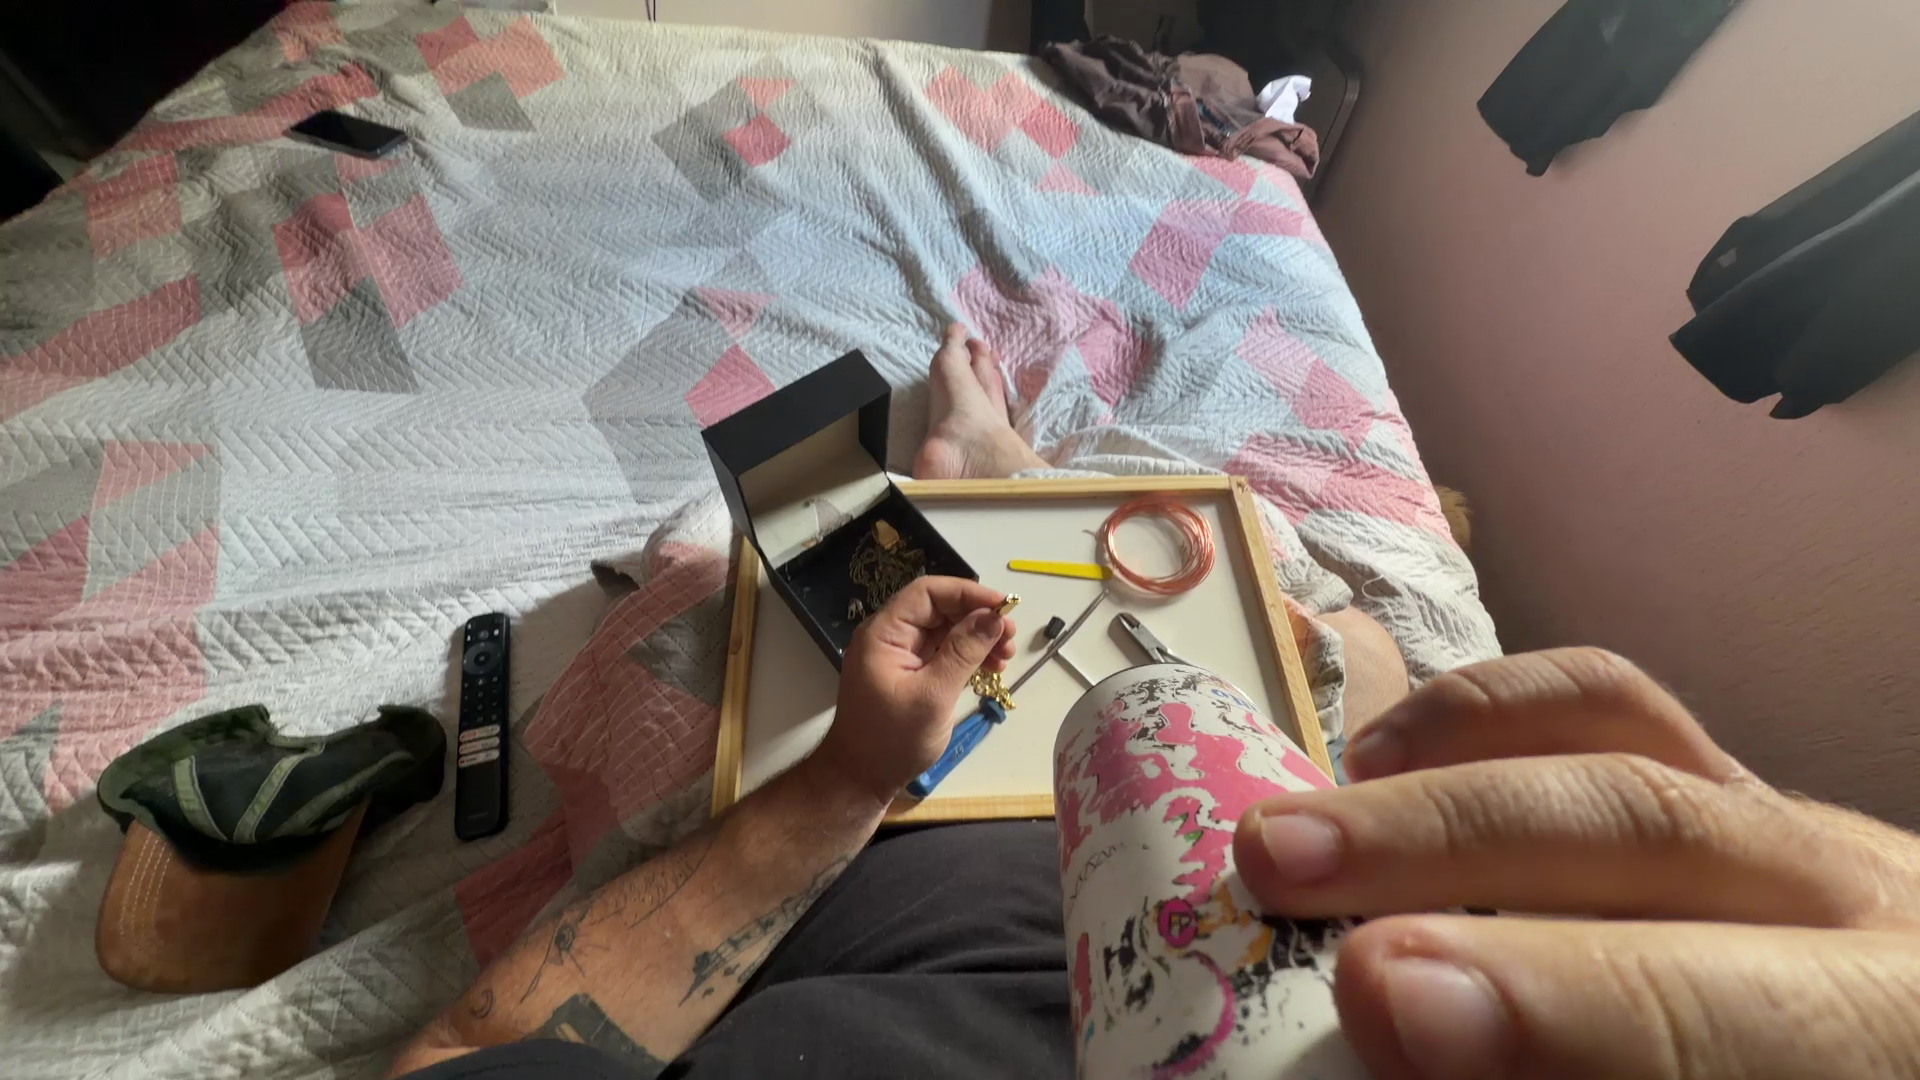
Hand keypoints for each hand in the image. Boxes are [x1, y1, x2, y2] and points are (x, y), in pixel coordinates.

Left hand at [808, 576, 1015, 807]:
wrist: (860, 780)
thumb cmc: (891, 740)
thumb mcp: (933, 695)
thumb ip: (964, 652)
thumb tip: (993, 617)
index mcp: (884, 633)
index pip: (927, 593)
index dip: (967, 593)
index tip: (1003, 606)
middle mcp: (890, 636)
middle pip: (939, 608)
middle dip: (977, 617)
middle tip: (1010, 637)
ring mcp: (900, 654)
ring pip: (945, 629)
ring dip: (977, 637)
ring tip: (1005, 656)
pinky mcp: (910, 672)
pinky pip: (943, 650)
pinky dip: (968, 655)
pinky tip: (991, 668)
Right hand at [1231, 648, 1919, 1079]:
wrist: (1854, 1058)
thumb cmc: (1745, 1079)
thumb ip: (1561, 1072)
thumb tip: (1392, 1039)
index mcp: (1898, 1039)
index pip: (1767, 1023)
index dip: (1564, 1000)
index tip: (1383, 999)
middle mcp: (1865, 910)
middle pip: (1648, 828)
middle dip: (1438, 845)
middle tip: (1280, 868)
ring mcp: (1777, 817)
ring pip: (1609, 726)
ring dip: (1423, 762)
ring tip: (1299, 815)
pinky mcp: (1703, 764)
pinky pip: (1591, 691)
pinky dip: (1465, 708)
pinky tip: (1373, 756)